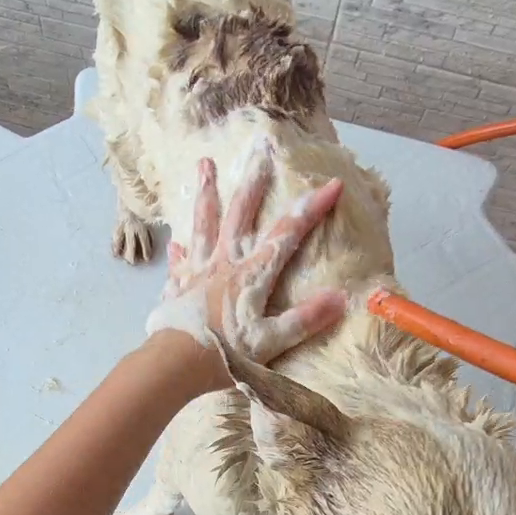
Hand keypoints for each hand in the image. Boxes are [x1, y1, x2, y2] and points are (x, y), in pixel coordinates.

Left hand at [144, 139, 347, 386]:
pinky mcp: (177, 287)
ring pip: (203, 225)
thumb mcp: (272, 342)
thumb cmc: (226, 354)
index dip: (311, 209)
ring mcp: (197, 273)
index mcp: (252, 276)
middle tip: (258, 150)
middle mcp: (224, 264)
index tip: (332, 184)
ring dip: (206, 195)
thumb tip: (340, 297)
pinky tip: (175, 241)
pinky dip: (179, 250)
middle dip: (252, 182)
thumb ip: (305, 319)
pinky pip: (179, 263)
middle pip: (240, 215)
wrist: (175, 364)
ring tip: (204, 166)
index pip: (286, 235)